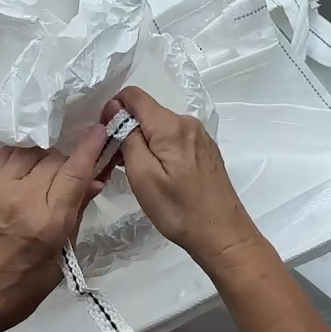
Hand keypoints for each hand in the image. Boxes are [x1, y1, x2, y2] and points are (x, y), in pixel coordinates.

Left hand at [0, 126, 109, 331]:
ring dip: (45, 154)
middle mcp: (23, 198)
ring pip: (30, 151)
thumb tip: (94, 182)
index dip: (90, 147)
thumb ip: (76, 216)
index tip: (101, 130)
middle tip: (74, 167)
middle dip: (69, 158)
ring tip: (49, 167)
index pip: (74, 172)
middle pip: (54, 158)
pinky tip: (27, 164)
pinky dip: (21, 155)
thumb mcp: (60, 261)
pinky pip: (6, 155)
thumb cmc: (20, 290)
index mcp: (48, 222)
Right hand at [107, 88, 262, 269]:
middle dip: (127, 129)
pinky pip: (173, 137)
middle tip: (119, 162)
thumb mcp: (142, 176)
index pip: (133, 95)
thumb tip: (116, 110)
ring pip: (158, 126)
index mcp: (171, 125)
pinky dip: (158, 149)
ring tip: (138, 173)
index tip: (106, 137)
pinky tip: (159, 175)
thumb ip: (127, 137)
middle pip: (146, 111)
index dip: (113, 109)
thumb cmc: (179, 210)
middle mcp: (187, 122)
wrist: (223, 236)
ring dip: (142, 141)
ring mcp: (199, 135)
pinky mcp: (204, 149)